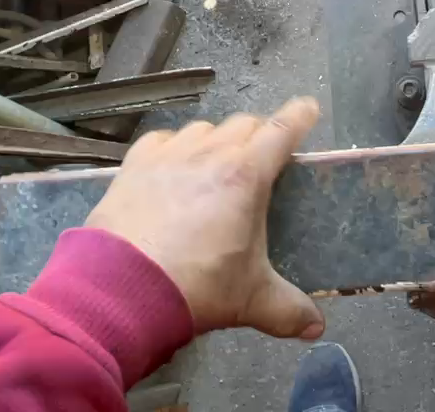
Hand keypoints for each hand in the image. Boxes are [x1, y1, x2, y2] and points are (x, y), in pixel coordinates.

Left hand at [86, 97, 325, 340]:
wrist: (118, 292)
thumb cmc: (195, 286)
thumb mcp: (250, 299)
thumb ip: (288, 309)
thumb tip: (316, 327)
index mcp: (248, 174)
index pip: (284, 129)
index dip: (301, 114)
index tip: (309, 108)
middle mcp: (212, 153)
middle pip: (246, 123)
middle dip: (259, 133)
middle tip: (261, 157)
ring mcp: (171, 155)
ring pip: (204, 129)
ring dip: (217, 140)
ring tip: (215, 164)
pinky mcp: (135, 165)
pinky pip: (161, 139)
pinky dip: (172, 146)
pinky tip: (171, 164)